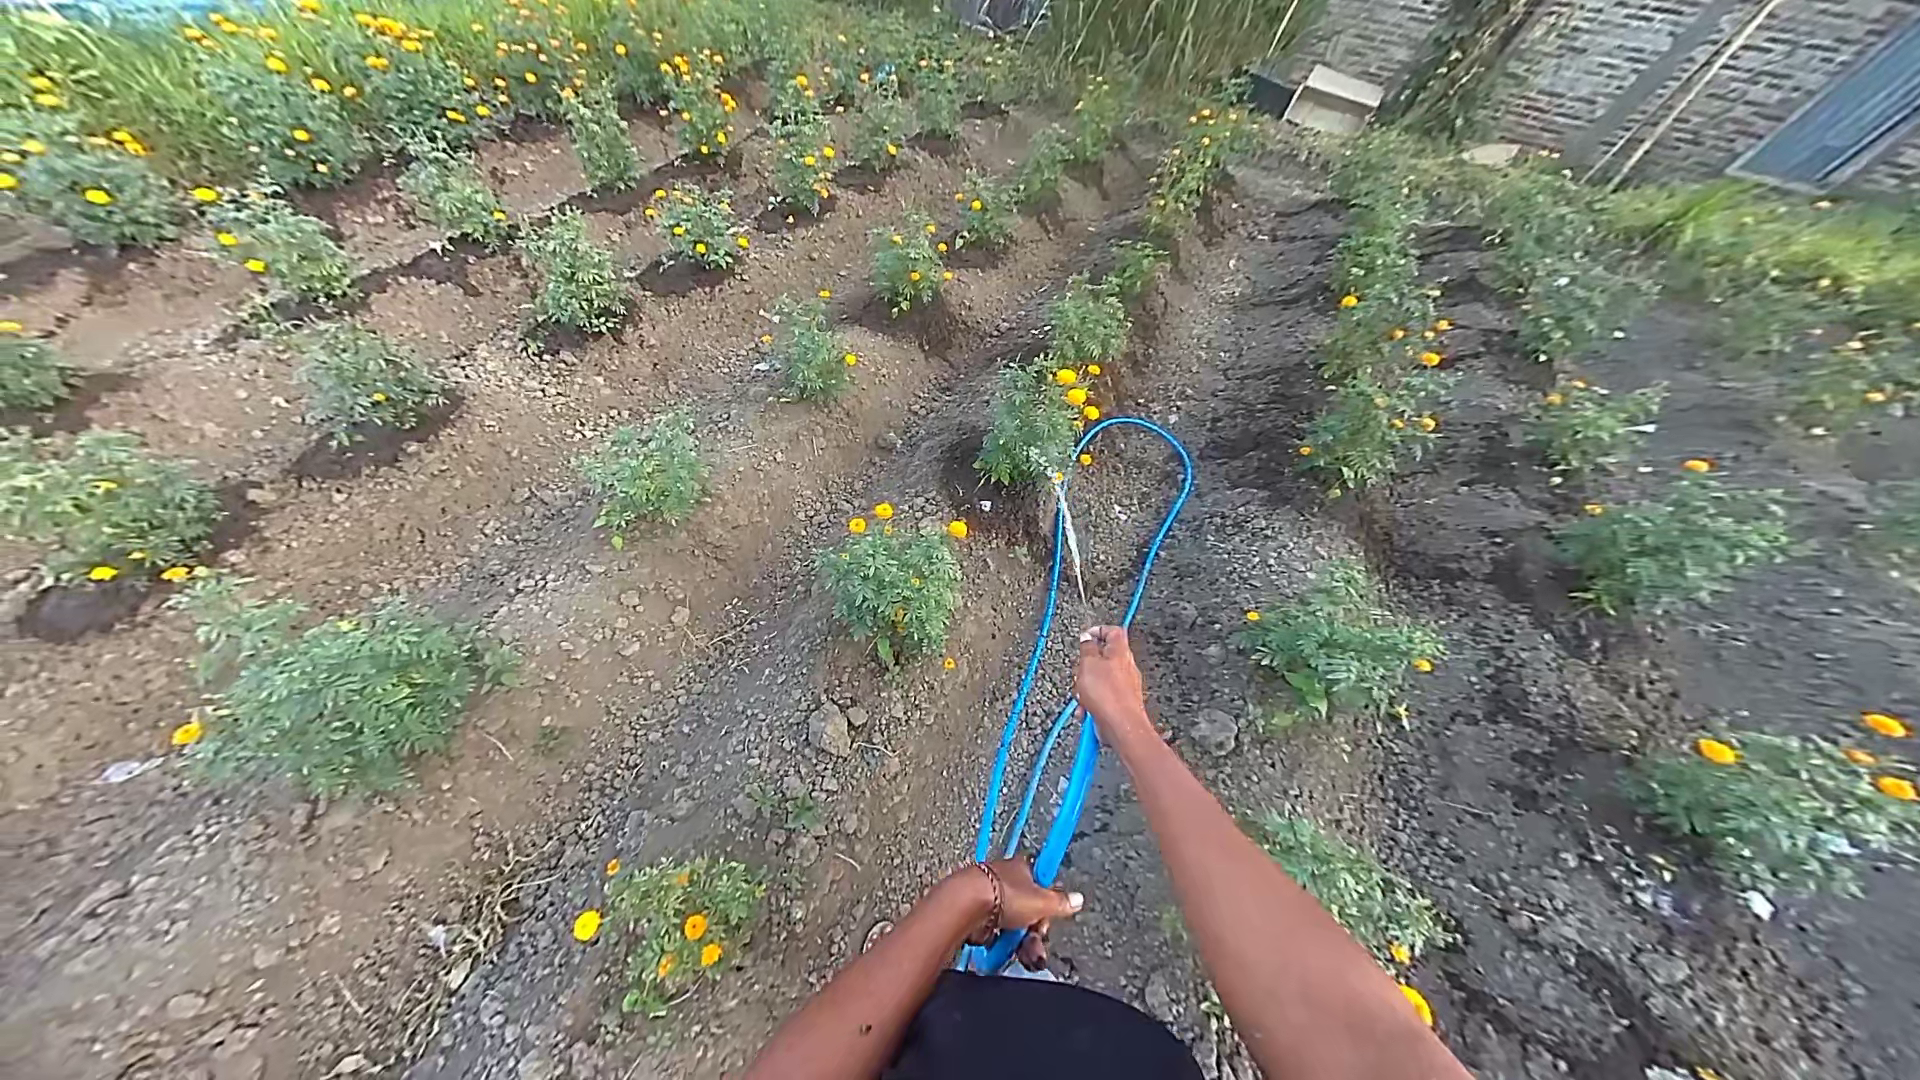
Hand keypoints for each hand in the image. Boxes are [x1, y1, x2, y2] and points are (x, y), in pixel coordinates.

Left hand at [968, 857, 1082, 969]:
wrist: (967, 905)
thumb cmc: (1002, 894)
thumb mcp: (1040, 901)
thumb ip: (1060, 902)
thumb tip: (1078, 898)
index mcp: (1022, 869)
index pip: (1042, 887)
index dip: (1047, 906)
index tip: (1047, 918)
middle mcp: (1007, 882)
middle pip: (1030, 912)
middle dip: (1035, 933)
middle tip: (1035, 941)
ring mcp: (994, 900)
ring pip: (1015, 927)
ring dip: (1021, 944)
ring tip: (1022, 954)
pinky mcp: (981, 918)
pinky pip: (999, 936)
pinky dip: (1003, 946)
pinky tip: (1005, 951)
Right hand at [1076, 625, 1151, 743]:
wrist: (1120, 727)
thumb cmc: (1108, 696)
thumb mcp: (1088, 664)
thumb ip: (1087, 648)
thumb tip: (1086, 638)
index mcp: (1120, 652)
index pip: (1113, 631)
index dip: (1098, 631)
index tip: (1085, 637)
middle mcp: (1125, 667)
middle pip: (1103, 658)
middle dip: (1086, 667)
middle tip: (1080, 673)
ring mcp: (1125, 685)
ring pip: (1100, 679)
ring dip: (1086, 688)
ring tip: (1082, 697)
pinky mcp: (1120, 703)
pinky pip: (1102, 697)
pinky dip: (1092, 703)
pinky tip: (1086, 711)